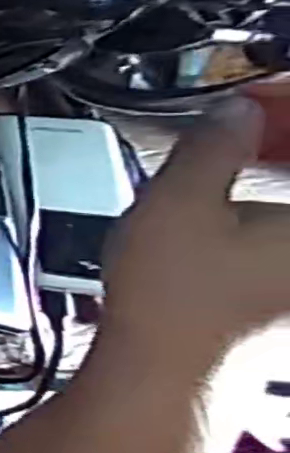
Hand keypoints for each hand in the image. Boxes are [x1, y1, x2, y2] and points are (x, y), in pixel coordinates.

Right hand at [102, 96, 289, 368]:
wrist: (179, 359)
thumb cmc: (177, 292)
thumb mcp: (175, 206)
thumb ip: (211, 149)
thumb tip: (236, 110)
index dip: (286, 103)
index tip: (252, 93)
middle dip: (281, 132)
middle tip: (242, 114)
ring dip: (278, 160)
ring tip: (241, 142)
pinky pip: (289, 221)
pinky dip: (278, 192)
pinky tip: (250, 183)